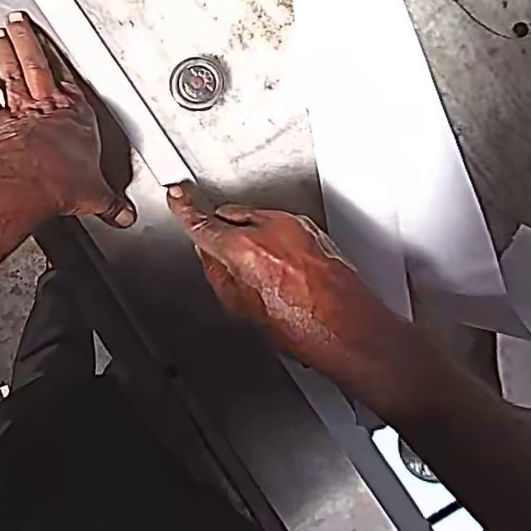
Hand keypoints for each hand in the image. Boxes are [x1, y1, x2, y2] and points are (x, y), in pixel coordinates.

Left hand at [0, 12, 135, 227]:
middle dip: (28, 41)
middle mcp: (47, 109)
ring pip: (13, 74)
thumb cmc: (61, 184)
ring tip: (0, 33)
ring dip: (5, 53)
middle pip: (37, 66)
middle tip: (19, 20)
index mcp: (75, 118)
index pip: (70, 81)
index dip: (61, 60)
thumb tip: (125, 215)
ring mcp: (20, 113)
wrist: (27, 188)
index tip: (56, 45)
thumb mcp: (96, 196)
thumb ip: (110, 202)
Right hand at [166, 184, 449, 415]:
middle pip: (229, 216)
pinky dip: (271, 239)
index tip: (177, 198)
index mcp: (246, 249)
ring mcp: (294, 225)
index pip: (203, 223)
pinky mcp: (312, 229)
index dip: (185, 210)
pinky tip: (279, 269)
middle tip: (221, 259)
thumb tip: (210, 257)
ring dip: (248, 236)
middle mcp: (270, 228)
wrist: (353, 331)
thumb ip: (220, 275)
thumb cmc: (307, 329)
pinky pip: (278, 225)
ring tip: (259, 275)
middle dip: (221, 232)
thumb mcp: (245, 309)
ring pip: (255, 219)